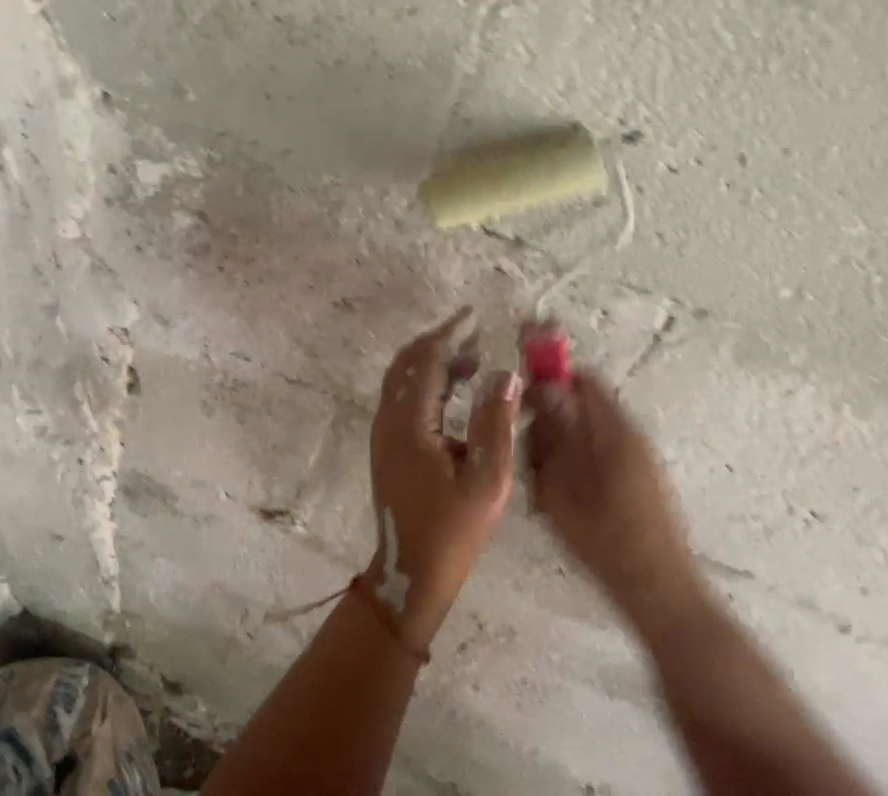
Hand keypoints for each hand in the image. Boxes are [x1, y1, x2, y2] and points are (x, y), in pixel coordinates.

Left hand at [367, 308, 520, 650]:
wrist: (410, 570)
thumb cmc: (453, 530)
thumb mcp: (487, 481)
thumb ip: (495, 424)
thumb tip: (504, 375)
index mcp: (408, 424)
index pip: (425, 363)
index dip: (449, 335)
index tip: (473, 318)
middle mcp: (388, 421)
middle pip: (407, 365)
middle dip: (438, 343)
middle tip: (474, 334)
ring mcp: (383, 434)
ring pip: (402, 381)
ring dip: (432, 363)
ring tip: (473, 359)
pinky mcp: (387, 447)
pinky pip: (403, 400)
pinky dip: (426, 384)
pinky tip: (455, 392)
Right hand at [526, 369, 706, 631]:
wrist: (656, 587)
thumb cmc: (604, 535)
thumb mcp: (563, 481)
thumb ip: (554, 430)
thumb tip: (543, 386)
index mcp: (614, 430)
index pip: (581, 380)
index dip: (548, 379)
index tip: (519, 400)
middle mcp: (629, 437)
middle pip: (580, 406)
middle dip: (548, 423)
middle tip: (529, 457)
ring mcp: (636, 460)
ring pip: (585, 434)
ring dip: (558, 449)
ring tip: (543, 485)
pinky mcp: (637, 482)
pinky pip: (596, 457)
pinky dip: (574, 467)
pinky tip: (562, 500)